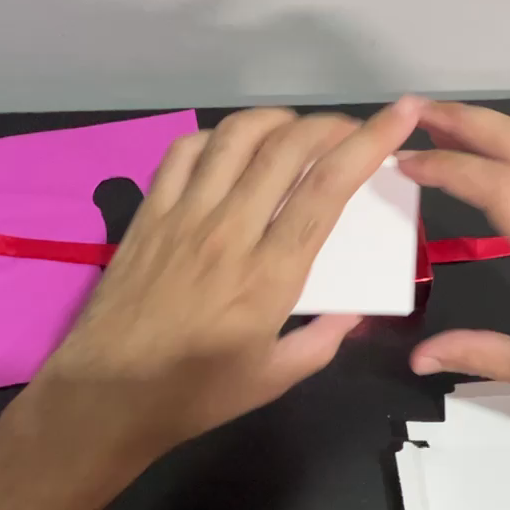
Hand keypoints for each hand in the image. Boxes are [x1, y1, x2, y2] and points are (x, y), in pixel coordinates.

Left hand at [10, 97, 424, 470]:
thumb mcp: (275, 378)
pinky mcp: (149, 214)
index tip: (400, 115)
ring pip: (236, 138)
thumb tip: (354, 311)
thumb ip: (324, 341)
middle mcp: (230, 230)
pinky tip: (231, 148)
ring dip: (276, 121)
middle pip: (287, 149)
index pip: (328, 189)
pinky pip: (184, 152)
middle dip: (330, 125)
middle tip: (350, 131)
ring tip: (296, 131)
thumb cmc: (195, 393)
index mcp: (270, 274)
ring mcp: (184, 216)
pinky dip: (217, 136)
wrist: (108, 395)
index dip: (370, 142)